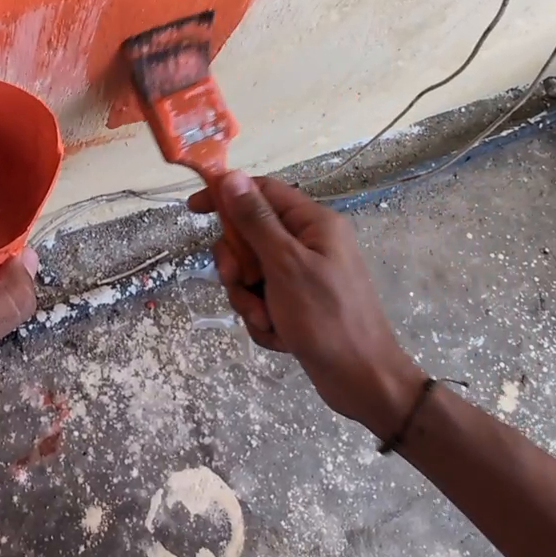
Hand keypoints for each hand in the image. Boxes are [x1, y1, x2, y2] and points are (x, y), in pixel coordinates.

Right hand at [190, 172, 423, 437]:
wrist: (361, 380)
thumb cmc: (326, 317)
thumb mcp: (285, 264)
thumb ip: (256, 220)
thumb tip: (232, 176)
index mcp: (312, 224)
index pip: (261, 192)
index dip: (226, 196)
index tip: (194, 209)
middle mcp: (307, 244)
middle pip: (248, 237)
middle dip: (238, 267)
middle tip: (243, 282)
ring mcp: (302, 275)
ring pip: (249, 273)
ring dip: (248, 299)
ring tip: (267, 320)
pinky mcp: (297, 303)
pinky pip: (261, 300)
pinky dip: (262, 319)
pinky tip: (280, 336)